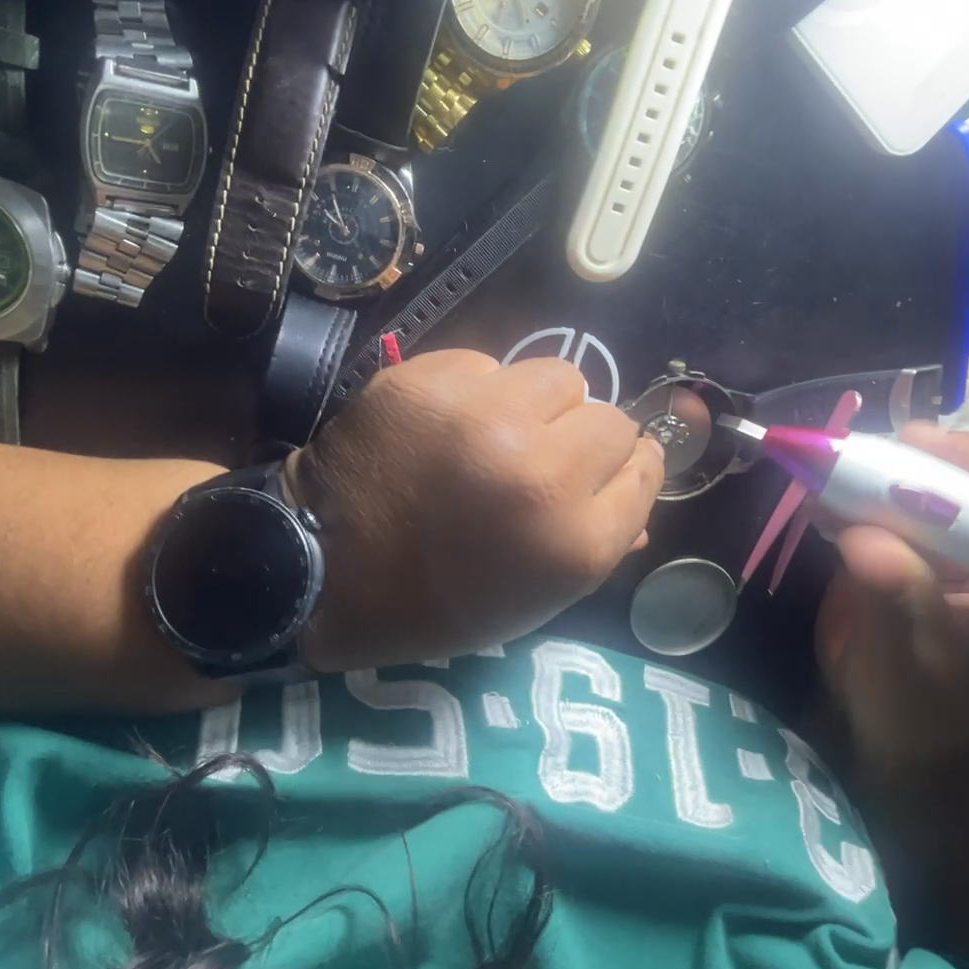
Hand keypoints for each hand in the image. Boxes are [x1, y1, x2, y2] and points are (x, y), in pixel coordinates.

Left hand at [289, 349, 665, 671]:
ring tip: (501, 433)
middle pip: (610, 420)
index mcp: (572, 541)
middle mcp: (538, 469)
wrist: (323, 571)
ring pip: (559, 377)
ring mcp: (480, 416)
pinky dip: (480, 393)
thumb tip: (637, 494)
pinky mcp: (427, 382)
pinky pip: (489, 366)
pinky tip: (450, 424)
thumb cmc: (434, 602)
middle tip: (546, 460)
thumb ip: (600, 543)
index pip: (644, 469)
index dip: (629, 468)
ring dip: (541, 406)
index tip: (608, 470)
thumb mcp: (531, 601)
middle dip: (587, 441)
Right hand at [814, 424, 968, 777]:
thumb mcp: (913, 666)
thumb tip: (867, 535)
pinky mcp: (915, 537)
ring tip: (853, 468)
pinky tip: (825, 497)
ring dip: (906, 465)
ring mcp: (966, 544)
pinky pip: (898, 494)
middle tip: (908, 446)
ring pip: (955, 479)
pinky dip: (862, 485)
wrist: (872, 718)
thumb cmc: (916, 710)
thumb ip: (897, 602)